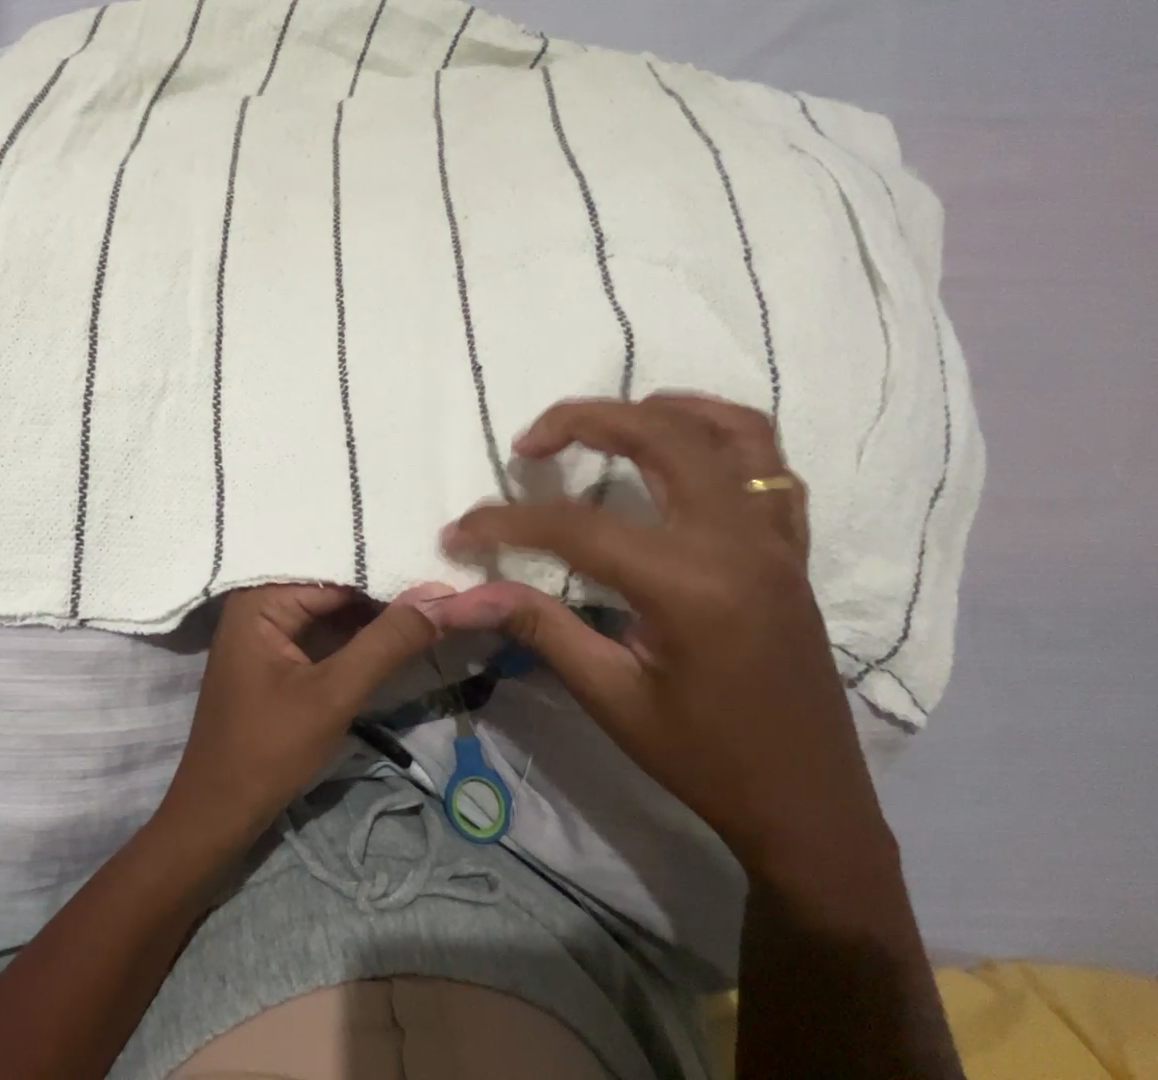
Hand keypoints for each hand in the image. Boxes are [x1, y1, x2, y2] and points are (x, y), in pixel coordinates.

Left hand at [155, 583, 487, 849]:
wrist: (220, 809)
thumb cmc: (268, 748)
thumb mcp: (334, 693)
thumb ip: (388, 642)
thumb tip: (443, 596)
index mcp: (258, 598)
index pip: (335, 565)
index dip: (389, 567)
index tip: (445, 564)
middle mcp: (257, 602)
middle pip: (332, 583)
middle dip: (385, 586)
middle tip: (449, 579)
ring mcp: (265, 630)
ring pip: (330, 608)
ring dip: (376, 611)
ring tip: (438, 598)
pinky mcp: (275, 656)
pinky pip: (322, 631)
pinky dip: (358, 634)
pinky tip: (401, 630)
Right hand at [442, 394, 891, 878]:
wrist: (805, 802)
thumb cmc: (702, 756)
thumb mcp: (609, 696)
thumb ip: (540, 628)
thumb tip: (462, 596)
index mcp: (689, 584)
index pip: (577, 526)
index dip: (506, 524)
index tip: (458, 531)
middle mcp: (739, 542)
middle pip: (662, 438)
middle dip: (586, 421)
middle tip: (530, 442)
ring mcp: (775, 540)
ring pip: (731, 432)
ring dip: (664, 410)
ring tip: (609, 421)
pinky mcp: (791, 552)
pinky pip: (770, 467)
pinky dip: (723, 440)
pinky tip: (683, 456)